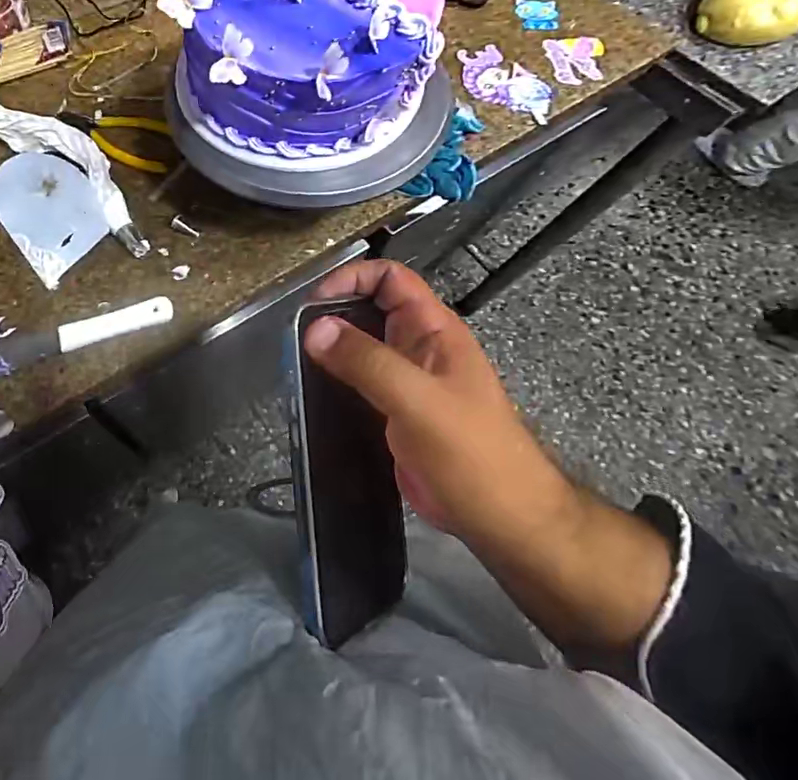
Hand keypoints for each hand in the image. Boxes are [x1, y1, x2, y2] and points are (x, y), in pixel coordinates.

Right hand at [303, 261, 672, 651]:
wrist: (502, 519)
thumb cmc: (472, 454)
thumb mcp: (419, 400)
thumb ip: (367, 362)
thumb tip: (315, 328)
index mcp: (434, 330)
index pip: (391, 278)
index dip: (352, 278)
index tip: (315, 301)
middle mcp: (418, 347)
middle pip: (370, 308)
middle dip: (333, 311)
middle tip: (296, 332)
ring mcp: (406, 380)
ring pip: (361, 345)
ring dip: (330, 346)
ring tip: (296, 358)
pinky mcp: (394, 411)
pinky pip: (358, 380)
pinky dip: (334, 378)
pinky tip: (312, 390)